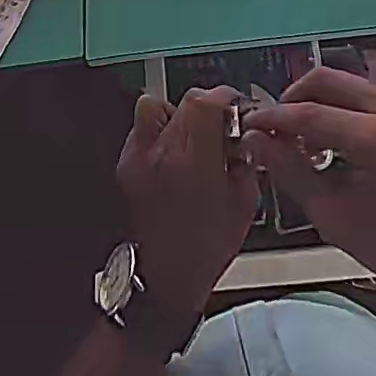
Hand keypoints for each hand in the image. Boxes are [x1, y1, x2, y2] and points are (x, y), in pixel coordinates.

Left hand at [116, 88, 258, 316]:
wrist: (164, 278)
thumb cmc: (205, 247)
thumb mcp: (244, 202)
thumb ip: (248, 159)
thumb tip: (249, 134)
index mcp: (192, 162)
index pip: (205, 102)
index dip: (226, 98)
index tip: (236, 108)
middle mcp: (160, 153)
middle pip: (186, 100)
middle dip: (209, 106)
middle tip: (221, 125)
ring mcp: (138, 156)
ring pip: (156, 106)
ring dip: (179, 115)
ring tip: (193, 138)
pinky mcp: (126, 163)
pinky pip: (143, 128)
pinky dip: (160, 131)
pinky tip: (174, 153)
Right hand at [243, 68, 375, 320]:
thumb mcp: (335, 216)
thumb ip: (292, 172)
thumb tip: (260, 143)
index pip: (310, 113)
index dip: (273, 118)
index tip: (250, 125)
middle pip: (327, 80)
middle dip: (293, 99)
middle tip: (273, 128)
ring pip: (346, 85)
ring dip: (316, 104)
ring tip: (300, 141)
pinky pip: (364, 99)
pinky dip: (339, 111)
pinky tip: (330, 144)